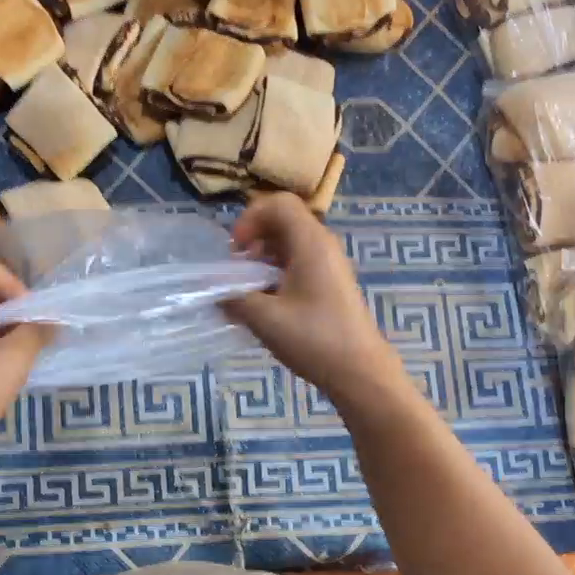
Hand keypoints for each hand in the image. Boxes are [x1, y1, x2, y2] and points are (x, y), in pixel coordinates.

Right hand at [223, 192, 402, 402]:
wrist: (359, 370)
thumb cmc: (314, 339)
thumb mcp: (265, 319)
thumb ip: (234, 299)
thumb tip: (214, 292)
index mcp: (310, 243)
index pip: (279, 204)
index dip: (251, 219)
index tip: (236, 251)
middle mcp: (323, 245)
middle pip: (284, 221)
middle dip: (255, 240)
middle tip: (238, 270)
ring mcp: (330, 265)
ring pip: (291, 245)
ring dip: (264, 259)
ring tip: (249, 290)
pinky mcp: (331, 284)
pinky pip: (300, 263)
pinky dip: (278, 274)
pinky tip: (267, 304)